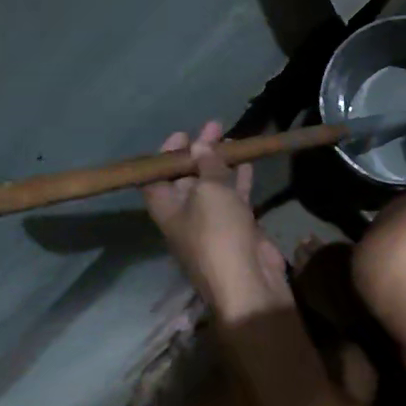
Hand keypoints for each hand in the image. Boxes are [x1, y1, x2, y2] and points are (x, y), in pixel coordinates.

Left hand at [144, 120, 289, 318]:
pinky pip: (235, 197)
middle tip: (216, 128)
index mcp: (166, 208)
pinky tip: (249, 162)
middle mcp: (185, 215)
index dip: (167, 154)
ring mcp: (213, 223)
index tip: (184, 134)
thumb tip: (202, 145)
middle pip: (187, 179)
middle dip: (200, 153)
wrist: (246, 278)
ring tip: (234, 140)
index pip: (156, 176)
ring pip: (214, 187)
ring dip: (221, 164)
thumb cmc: (218, 232)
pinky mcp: (238, 228)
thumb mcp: (210, 192)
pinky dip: (240, 179)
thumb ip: (208, 166)